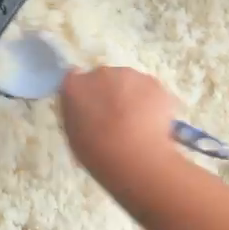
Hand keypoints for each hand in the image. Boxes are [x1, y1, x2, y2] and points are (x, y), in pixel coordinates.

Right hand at [60, 66, 182, 183]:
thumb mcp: (74, 134)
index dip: (84, 93)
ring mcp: (130, 75)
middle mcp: (100, 73)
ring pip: (129, 82)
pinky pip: (150, 91)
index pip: (74, 79)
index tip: (89, 108)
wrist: (135, 156)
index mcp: (74, 86)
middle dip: (109, 93)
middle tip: (115, 119)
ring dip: (131, 96)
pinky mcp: (154, 83)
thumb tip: (86, 109)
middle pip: (104, 78)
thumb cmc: (97, 151)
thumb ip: (78, 113)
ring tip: (137, 124)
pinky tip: (153, 124)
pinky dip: (151, 103)